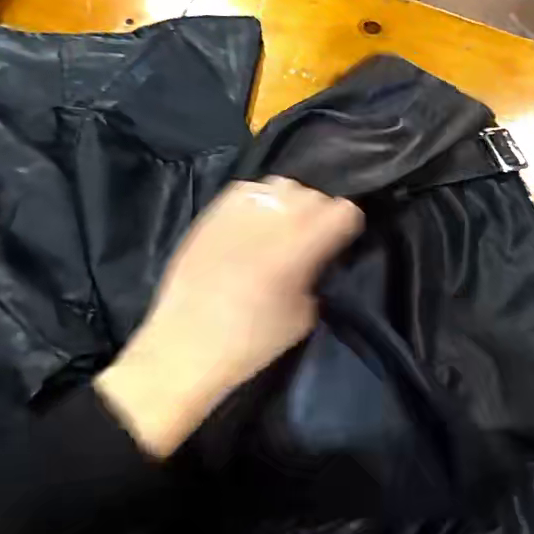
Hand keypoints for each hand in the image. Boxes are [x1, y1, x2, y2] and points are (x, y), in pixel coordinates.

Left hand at [95, 177, 363, 457]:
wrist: (184, 348)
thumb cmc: (250, 344)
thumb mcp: (302, 316)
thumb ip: (315, 274)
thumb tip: (318, 257)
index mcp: (298, 250)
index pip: (342, 211)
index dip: (349, 222)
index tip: (345, 236)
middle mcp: (270, 223)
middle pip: (313, 194)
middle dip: (321, 211)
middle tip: (316, 234)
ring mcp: (238, 215)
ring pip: (281, 185)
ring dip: (291, 202)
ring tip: (286, 224)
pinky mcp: (212, 215)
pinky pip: (246, 190)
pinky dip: (260, 199)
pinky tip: (258, 220)